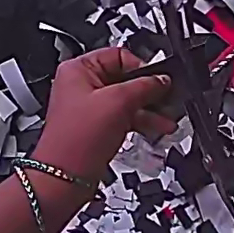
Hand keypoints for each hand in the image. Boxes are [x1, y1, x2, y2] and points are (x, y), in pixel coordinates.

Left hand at [32, 48, 174, 177]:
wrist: (65, 177)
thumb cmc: (76, 139)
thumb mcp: (118, 102)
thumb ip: (145, 86)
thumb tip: (161, 79)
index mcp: (78, 69)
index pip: (119, 55)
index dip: (141, 67)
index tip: (159, 80)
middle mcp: (82, 85)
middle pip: (125, 78)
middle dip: (149, 91)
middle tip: (167, 98)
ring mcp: (90, 107)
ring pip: (127, 100)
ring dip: (149, 108)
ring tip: (168, 116)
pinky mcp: (97, 127)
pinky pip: (124, 117)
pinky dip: (141, 121)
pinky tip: (157, 126)